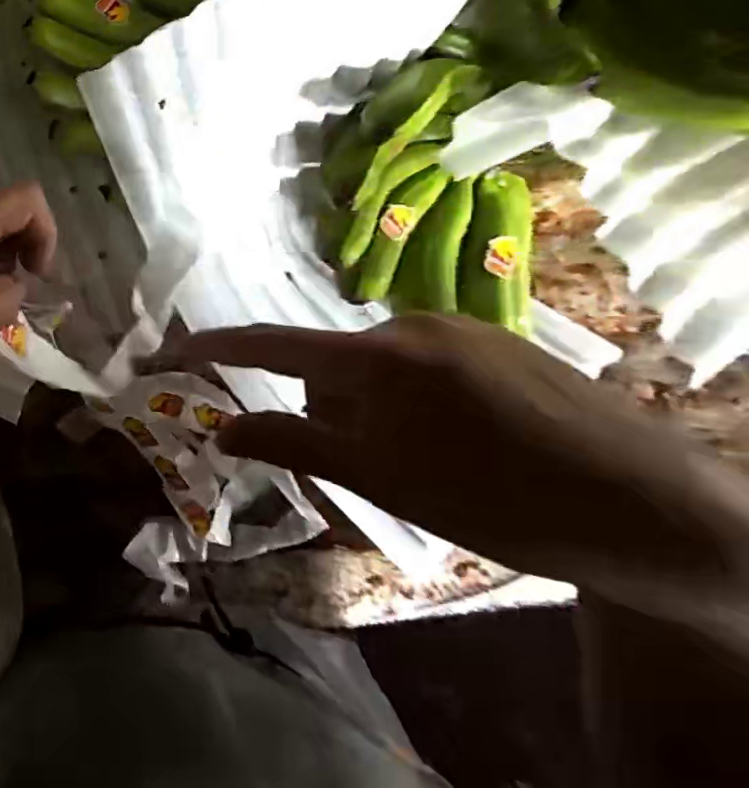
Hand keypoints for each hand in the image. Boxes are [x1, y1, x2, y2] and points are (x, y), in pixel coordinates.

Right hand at [164, 314, 748, 619]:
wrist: (670, 518)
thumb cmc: (501, 502)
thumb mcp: (379, 479)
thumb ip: (290, 443)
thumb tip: (219, 430)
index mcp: (378, 357)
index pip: (272, 343)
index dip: (217, 345)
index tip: (175, 347)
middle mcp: (413, 326)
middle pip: (330, 363)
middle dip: (328, 406)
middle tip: (363, 462)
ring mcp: (464, 329)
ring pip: (376, 365)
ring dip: (372, 405)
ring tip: (425, 460)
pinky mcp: (504, 342)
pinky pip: (422, 362)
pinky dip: (413, 397)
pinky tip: (463, 441)